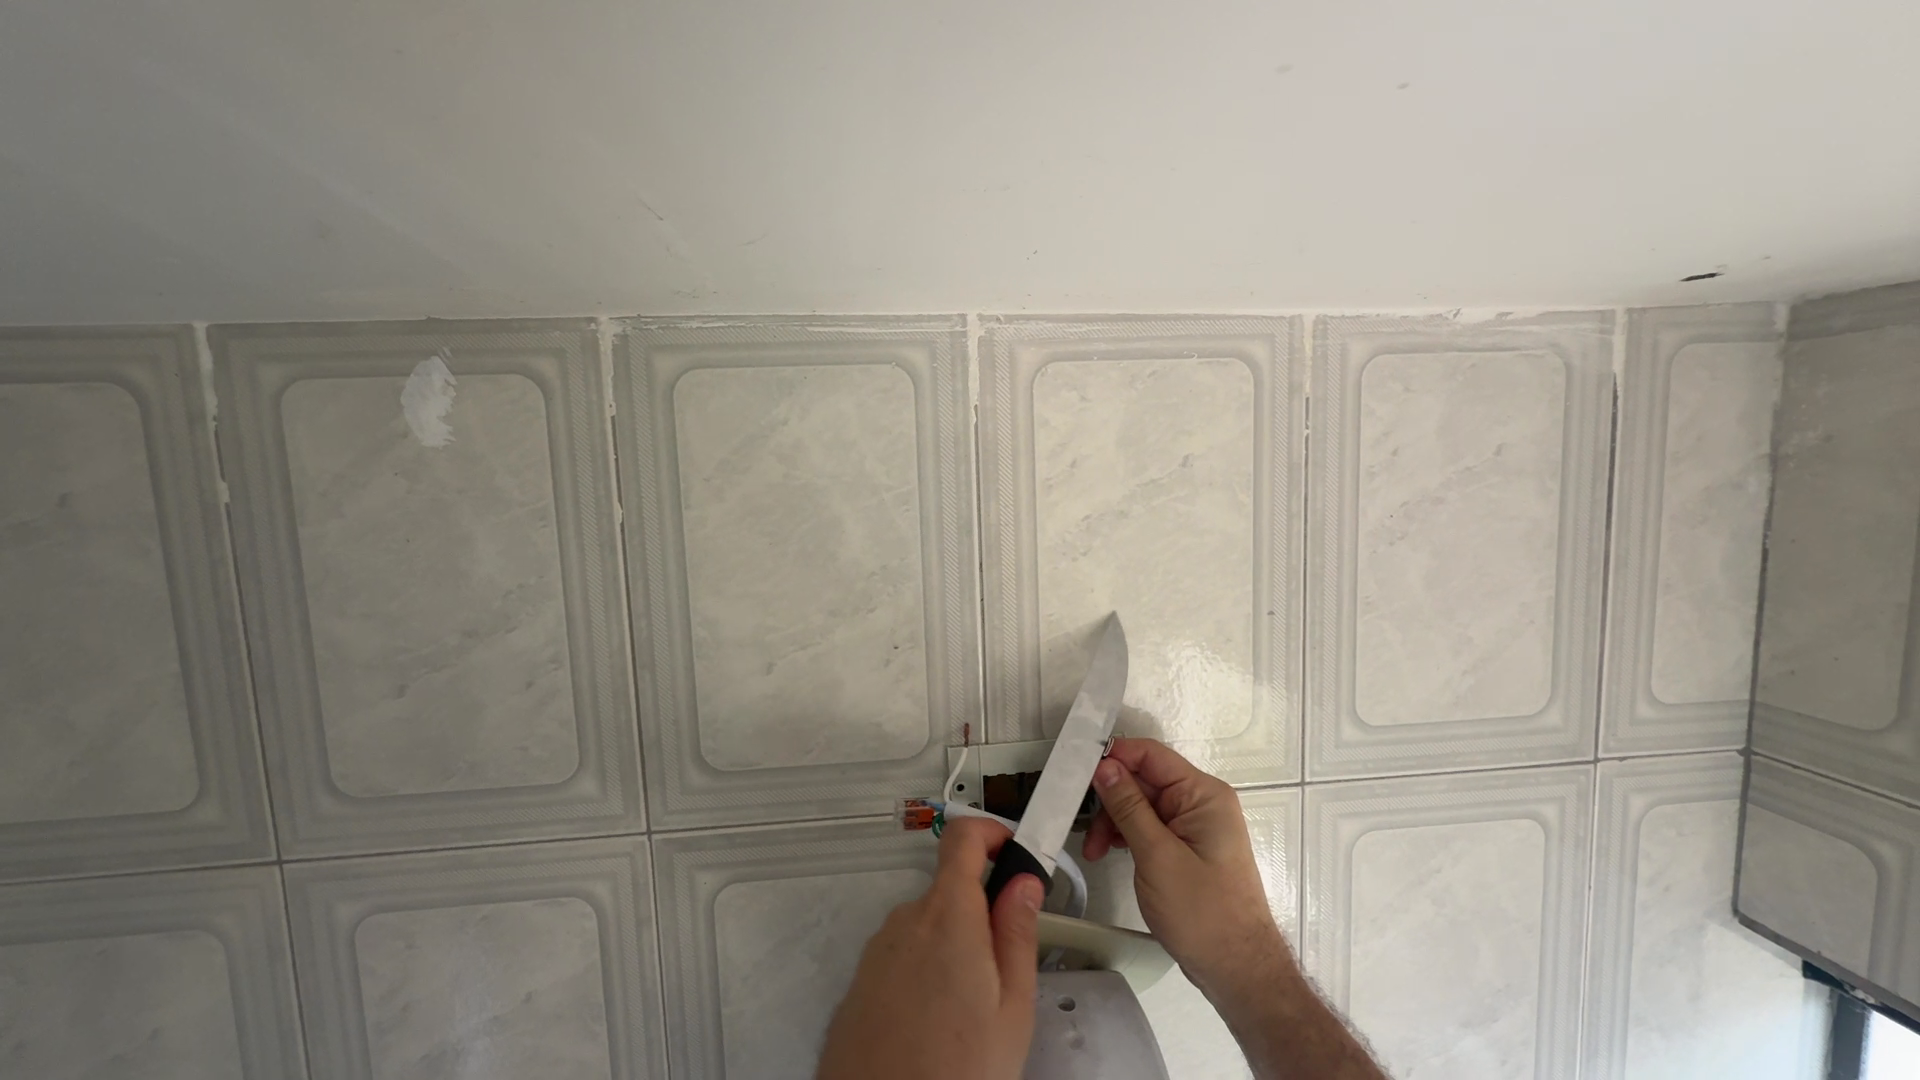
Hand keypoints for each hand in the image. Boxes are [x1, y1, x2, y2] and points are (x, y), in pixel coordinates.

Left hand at [815, 817, 1043, 1079]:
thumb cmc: (954, 1072)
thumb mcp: (1012, 1007)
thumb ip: (1017, 933)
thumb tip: (1023, 883)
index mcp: (948, 916)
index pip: (962, 837)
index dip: (991, 832)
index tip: (1012, 851)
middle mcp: (906, 920)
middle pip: (950, 892)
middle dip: (980, 918)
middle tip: (1003, 972)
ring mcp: (879, 950)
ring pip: (928, 929)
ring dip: (952, 951)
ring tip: (969, 1014)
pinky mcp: (862, 980)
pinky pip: (903, 958)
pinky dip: (924, 975)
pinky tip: (935, 1025)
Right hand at [1082, 737, 1291, 996]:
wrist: (1236, 970)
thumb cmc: (1201, 911)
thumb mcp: (1157, 855)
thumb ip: (1128, 806)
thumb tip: (1104, 765)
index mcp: (1202, 794)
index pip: (1151, 755)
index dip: (1114, 759)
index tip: (1080, 778)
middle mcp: (1200, 802)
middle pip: (1143, 781)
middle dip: (1111, 801)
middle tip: (1086, 832)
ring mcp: (1194, 825)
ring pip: (1142, 805)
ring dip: (1114, 822)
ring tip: (1095, 852)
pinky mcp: (1185, 847)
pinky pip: (1150, 826)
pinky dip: (1127, 836)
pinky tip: (1110, 853)